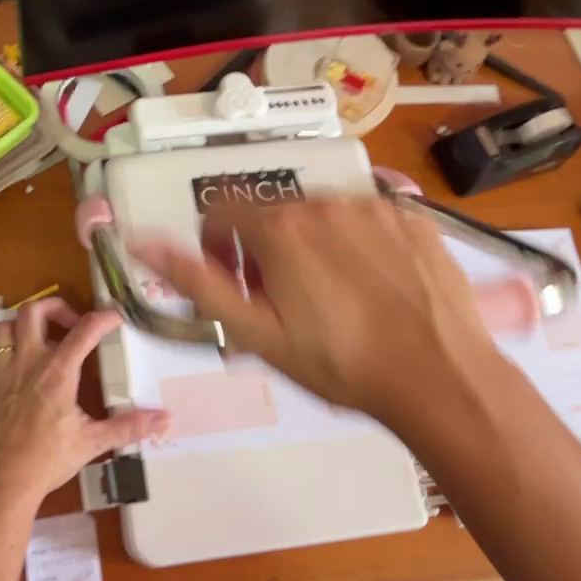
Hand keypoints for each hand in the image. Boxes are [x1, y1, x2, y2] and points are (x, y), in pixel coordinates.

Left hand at [0, 298, 171, 499]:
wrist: (2, 482)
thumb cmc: (48, 459)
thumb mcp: (93, 442)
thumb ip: (129, 426)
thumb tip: (166, 418)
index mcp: (58, 371)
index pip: (85, 330)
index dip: (104, 318)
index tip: (116, 319)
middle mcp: (28, 362)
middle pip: (33, 311)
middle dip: (54, 308)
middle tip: (70, 325)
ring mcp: (1, 372)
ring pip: (3, 328)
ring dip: (20, 327)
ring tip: (37, 340)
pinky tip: (9, 367)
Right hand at [130, 197, 493, 420]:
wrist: (438, 376)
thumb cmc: (342, 363)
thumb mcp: (256, 332)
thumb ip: (196, 281)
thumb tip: (142, 243)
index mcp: (279, 227)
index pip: (220, 211)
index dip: (216, 247)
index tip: (233, 282)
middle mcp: (324, 203)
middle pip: (271, 213)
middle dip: (263, 249)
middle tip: (281, 301)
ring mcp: (373, 207)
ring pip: (320, 214)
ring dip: (310, 244)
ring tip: (330, 297)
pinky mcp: (411, 218)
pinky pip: (367, 218)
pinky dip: (356, 243)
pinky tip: (370, 286)